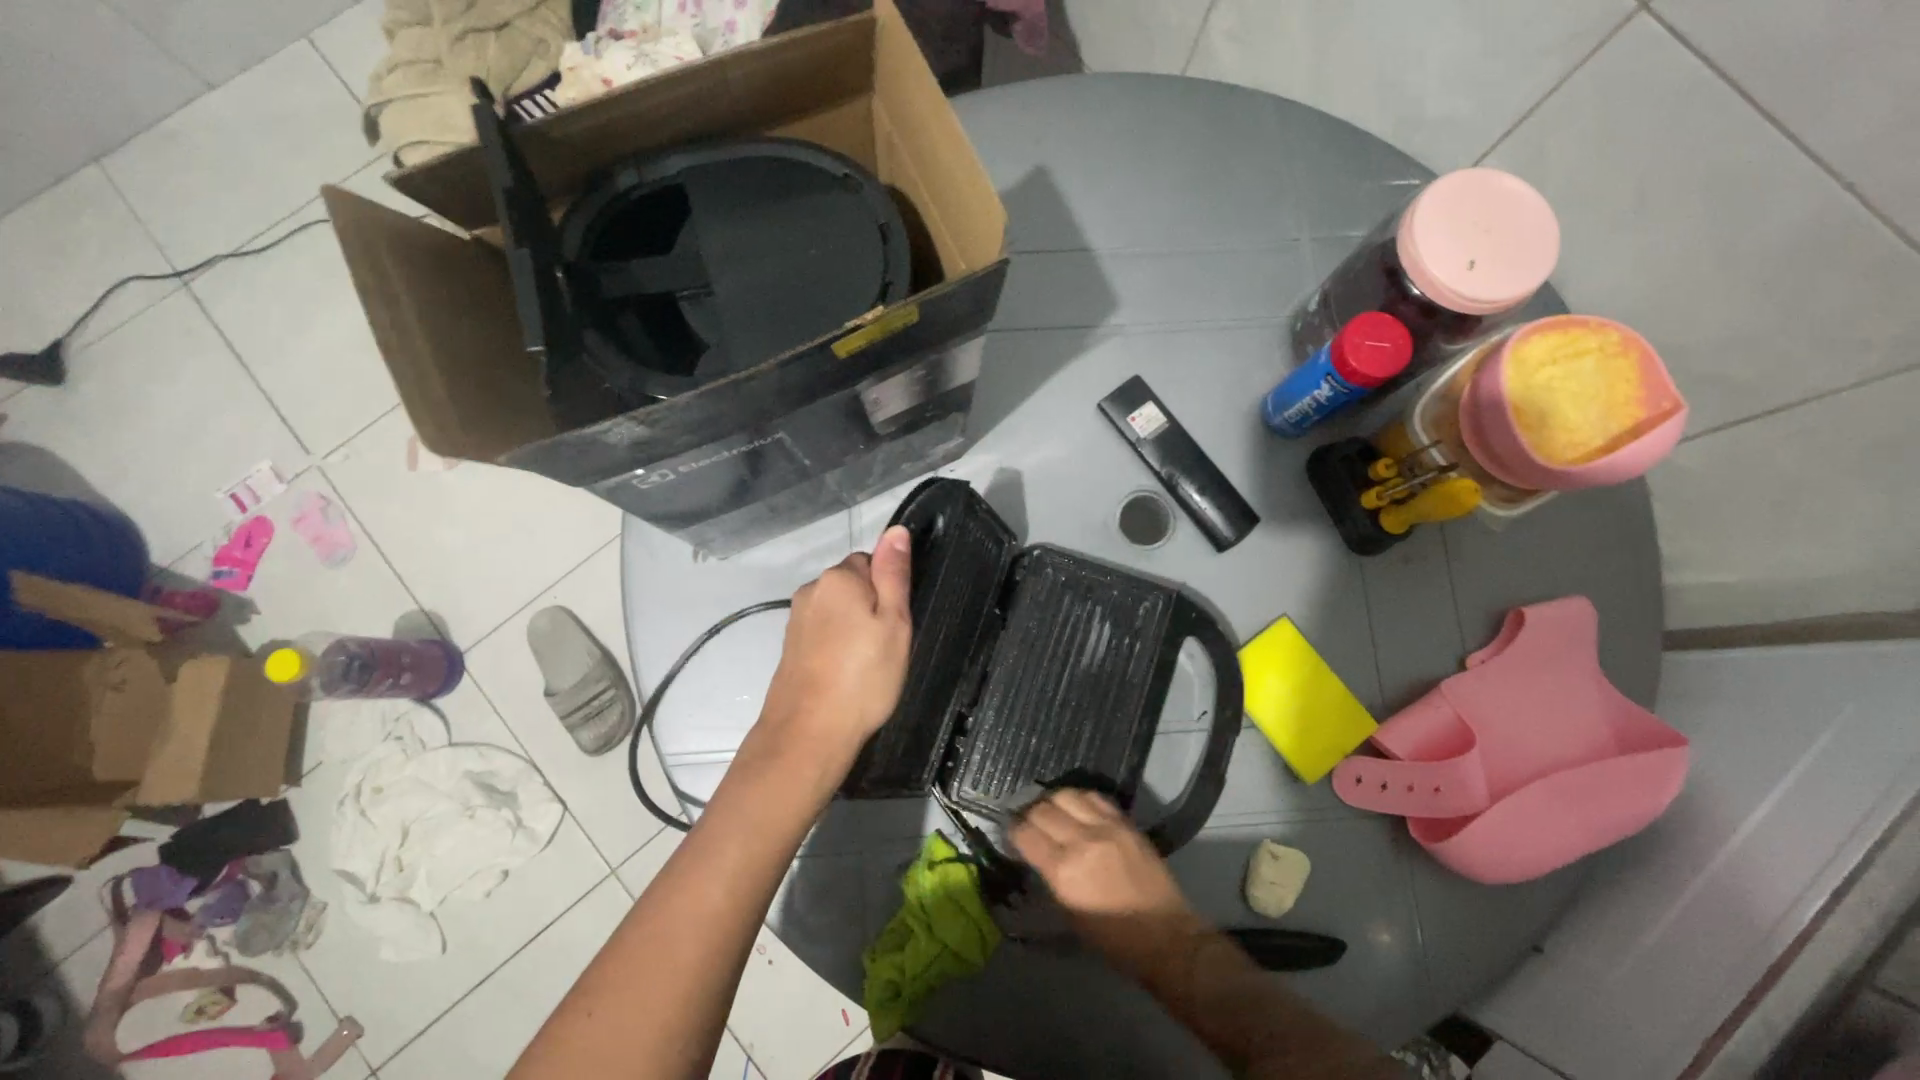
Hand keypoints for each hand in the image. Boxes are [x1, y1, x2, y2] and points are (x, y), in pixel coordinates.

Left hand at [757, 525, 913, 760]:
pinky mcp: (790, 646)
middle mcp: (811, 590)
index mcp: (838, 578)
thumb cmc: (863, 678)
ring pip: (837, 611)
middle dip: (870, 608)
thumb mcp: (894, 623)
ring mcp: (796, 620)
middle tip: (887, 647)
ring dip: (853, 629)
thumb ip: (894, 574)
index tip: (897, 623)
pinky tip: (845, 674)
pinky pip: (823, 633)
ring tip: (867, 665)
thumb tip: (895, 530)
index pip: (872, 562)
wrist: (809, 732)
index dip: (889, 590)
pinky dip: (836, 647)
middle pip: (852, 585)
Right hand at [1011, 790, 1206, 980]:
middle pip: (1042, 809)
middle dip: (1030, 814)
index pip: (1025, 832)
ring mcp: (1107, 828)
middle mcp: (1082, 841)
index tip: (1013, 835)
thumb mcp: (1067, 913)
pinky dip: (1081, 800)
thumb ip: (1048, 876)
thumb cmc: (1111, 939)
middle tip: (1030, 824)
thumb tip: (1033, 852)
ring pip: (1067, 795)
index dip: (1013, 831)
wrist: (1164, 936)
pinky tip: (1079, 811)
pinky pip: (1096, 798)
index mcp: (1063, 871)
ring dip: (1054, 802)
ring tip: (1054, 812)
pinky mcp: (1127, 823)